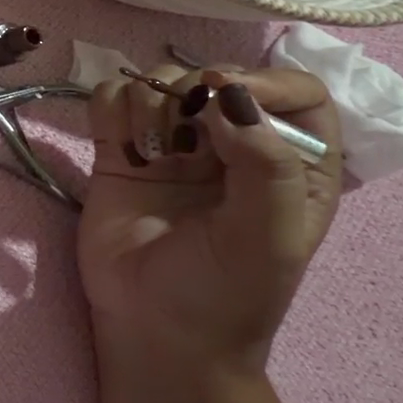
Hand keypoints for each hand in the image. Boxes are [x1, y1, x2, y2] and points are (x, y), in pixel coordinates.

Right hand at [79, 66, 342, 369]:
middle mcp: (233, 147)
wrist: (153, 325)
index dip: (261, 81)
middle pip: (212, 77)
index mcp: (293, 166)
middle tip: (176, 133)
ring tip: (148, 151)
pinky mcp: (118, 152)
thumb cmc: (225, 290)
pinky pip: (107, 100)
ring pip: (154, 82)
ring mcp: (171, 147)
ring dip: (144, 103)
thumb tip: (223, 91)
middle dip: (187, 91)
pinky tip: (119, 147)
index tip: (216, 93)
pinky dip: (107, 108)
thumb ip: (264, 165)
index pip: (295, 94)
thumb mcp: (266, 237)